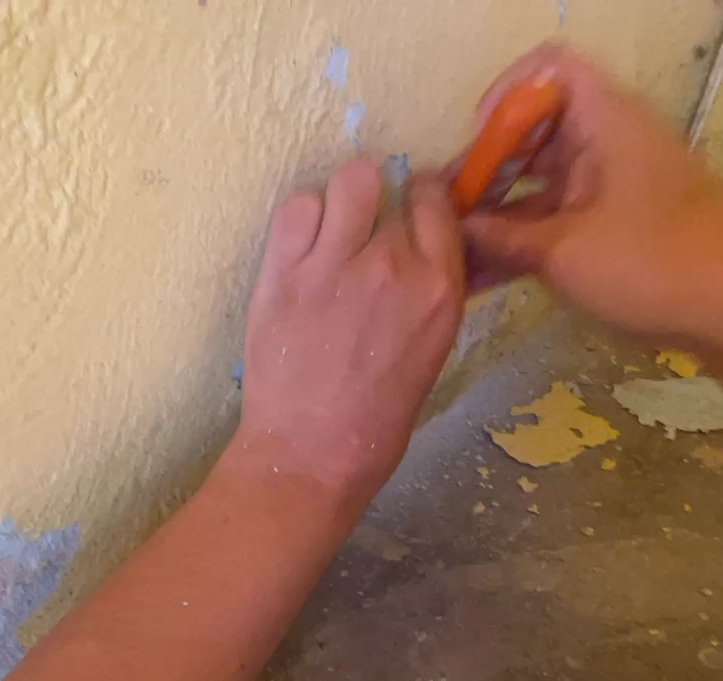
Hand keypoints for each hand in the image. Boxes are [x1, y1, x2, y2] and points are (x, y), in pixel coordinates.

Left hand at [232, 159, 465, 507]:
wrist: (309, 455)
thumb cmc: (374, 424)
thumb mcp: (427, 354)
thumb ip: (428, 296)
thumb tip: (424, 257)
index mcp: (438, 290)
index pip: (436, 204)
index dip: (419, 201)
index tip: (405, 211)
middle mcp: (392, 266)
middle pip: (390, 196)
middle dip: (377, 217)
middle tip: (358, 249)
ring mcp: (334, 265)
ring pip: (349, 182)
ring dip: (342, 203)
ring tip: (328, 240)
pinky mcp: (284, 273)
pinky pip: (296, 208)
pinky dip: (300, 221)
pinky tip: (298, 254)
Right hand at [461, 44, 722, 350]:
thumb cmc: (650, 264)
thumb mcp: (562, 252)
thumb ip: (501, 238)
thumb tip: (454, 229)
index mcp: (603, 122)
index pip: (548, 71)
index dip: (504, 97)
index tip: (474, 148)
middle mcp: (603, 144)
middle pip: (530, 134)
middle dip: (483, 171)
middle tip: (445, 215)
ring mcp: (604, 188)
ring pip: (535, 185)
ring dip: (493, 217)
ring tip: (451, 255)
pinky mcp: (606, 226)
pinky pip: (549, 221)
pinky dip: (517, 242)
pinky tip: (479, 279)